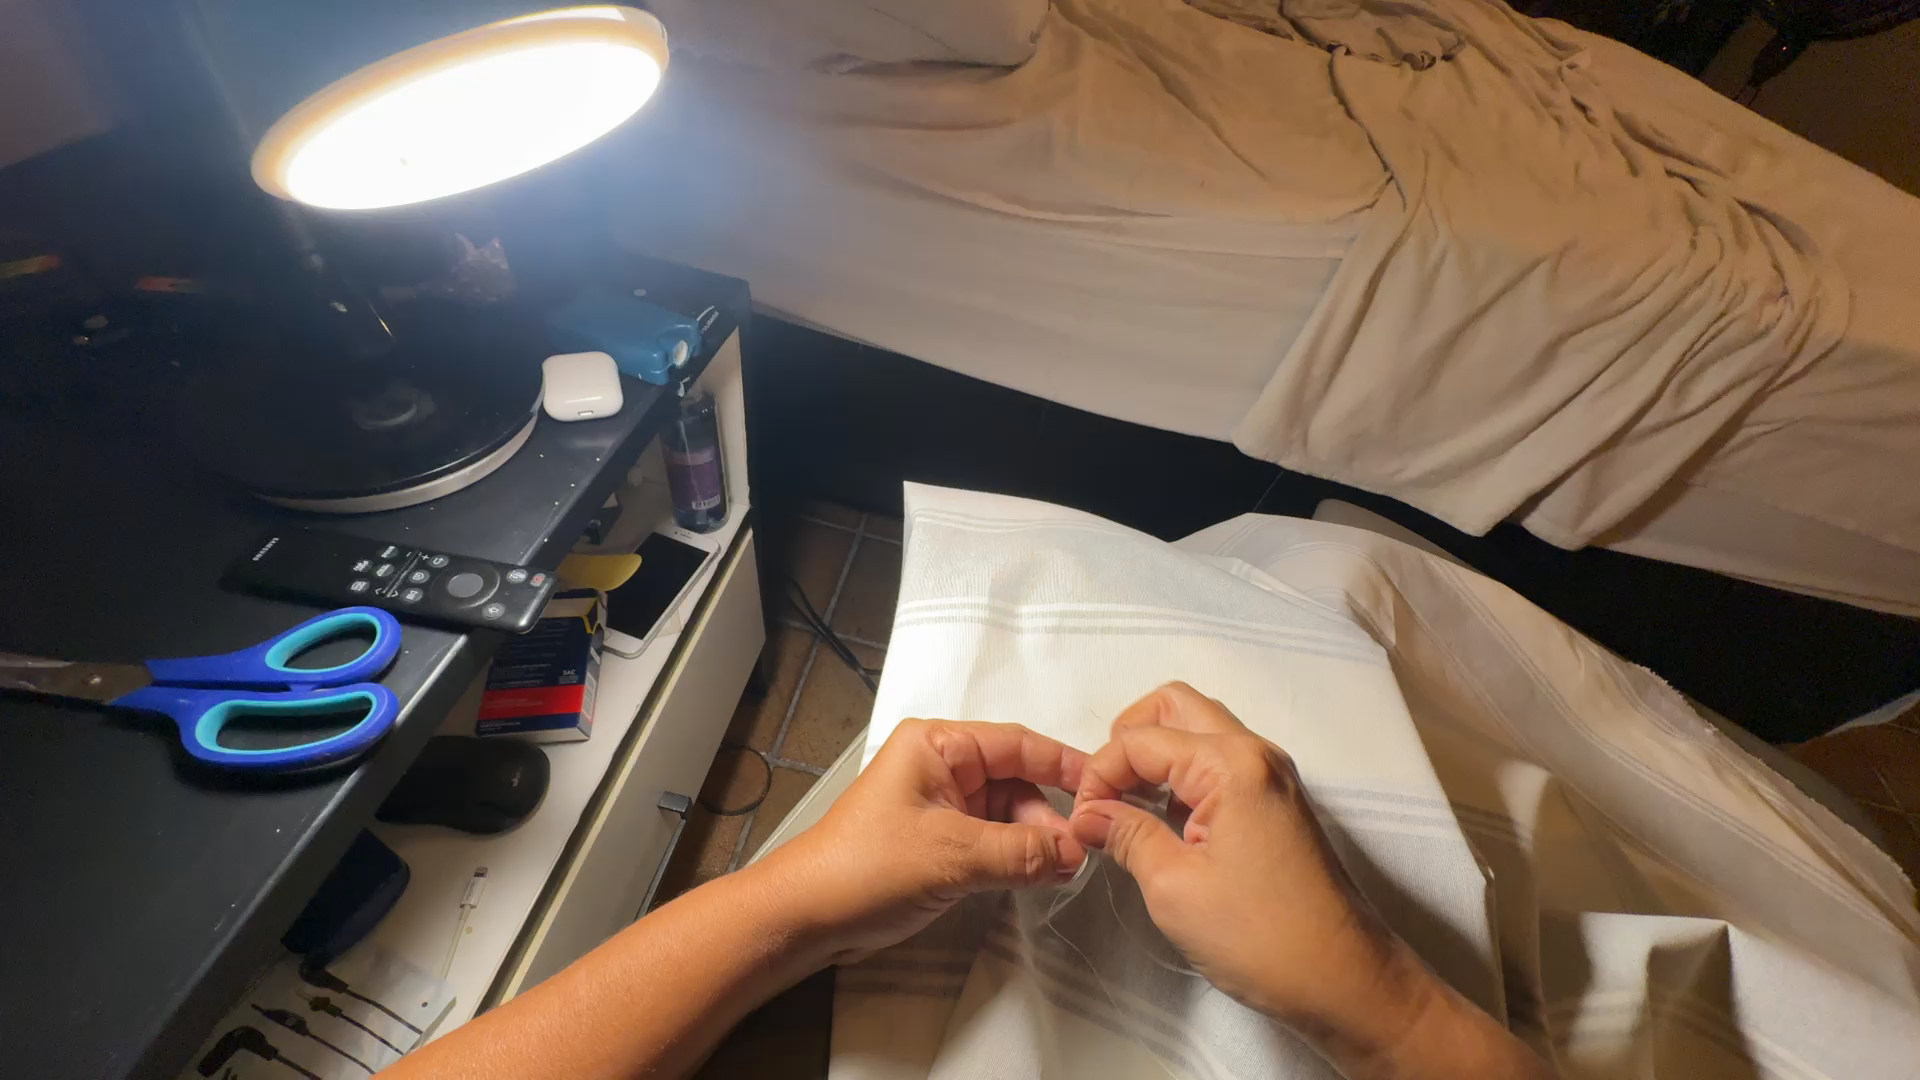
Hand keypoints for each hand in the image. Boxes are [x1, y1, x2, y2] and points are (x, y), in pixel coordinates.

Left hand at [763, 719, 1089, 963]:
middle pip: (1014, 778)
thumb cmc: (869, 866)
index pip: (1014, 743)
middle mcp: (943, 765)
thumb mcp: (951, 855)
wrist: (808, 917)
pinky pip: (992, 836)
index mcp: (938, 745)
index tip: (1106, 783)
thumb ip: (1020, 851)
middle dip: (1047, 813)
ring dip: (1034, 838)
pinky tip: (1040, 874)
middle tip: (1082, 850)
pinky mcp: (941, 837)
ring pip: (1006, 810)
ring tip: (1063, 869)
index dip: (1062, 762)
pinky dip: (1016, 854)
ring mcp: (942, 802)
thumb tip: (1077, 853)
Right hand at [1068, 684, 1427, 1047]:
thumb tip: (1087, 814)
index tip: (1082, 819)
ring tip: (1128, 802)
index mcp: (1230, 764)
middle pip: (1172, 706)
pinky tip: (1161, 814)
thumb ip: (1124, 833)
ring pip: (1195, 726)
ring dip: (1155, 752)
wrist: (1352, 986)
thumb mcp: (1173, 887)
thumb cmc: (1263, 939)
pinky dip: (1179, 770)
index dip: (1099, 774)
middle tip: (1106, 791)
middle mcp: (1254, 750)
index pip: (1140, 740)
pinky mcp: (1274, 795)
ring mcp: (1269, 770)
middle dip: (1127, 739)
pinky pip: (1215, 755)